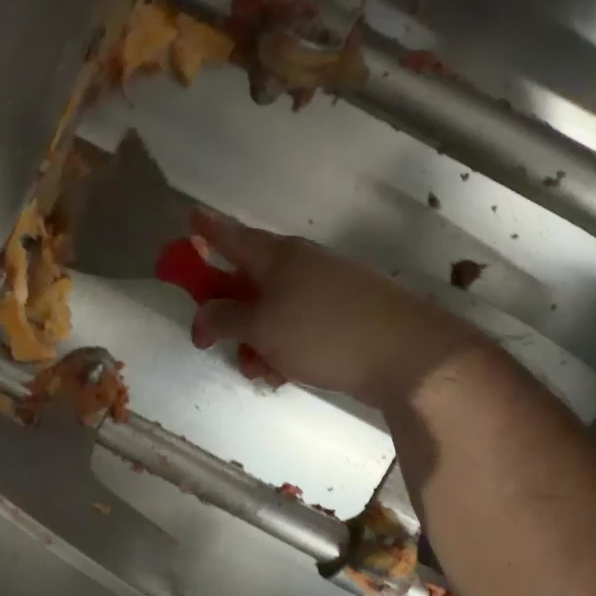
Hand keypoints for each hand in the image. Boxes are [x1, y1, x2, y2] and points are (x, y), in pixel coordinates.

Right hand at [188, 211, 487, 407]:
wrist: (408, 356)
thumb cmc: (323, 333)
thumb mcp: (261, 327)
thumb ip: (223, 318)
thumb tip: (204, 314)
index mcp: (276, 256)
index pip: (230, 235)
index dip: (205, 230)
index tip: (187, 220)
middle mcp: (300, 265)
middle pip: (246, 280)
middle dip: (225, 311)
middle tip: (209, 340)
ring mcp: (323, 291)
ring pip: (270, 312)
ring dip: (253, 340)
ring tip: (257, 371)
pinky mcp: (341, 318)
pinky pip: (295, 329)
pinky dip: (281, 349)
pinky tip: (283, 375)